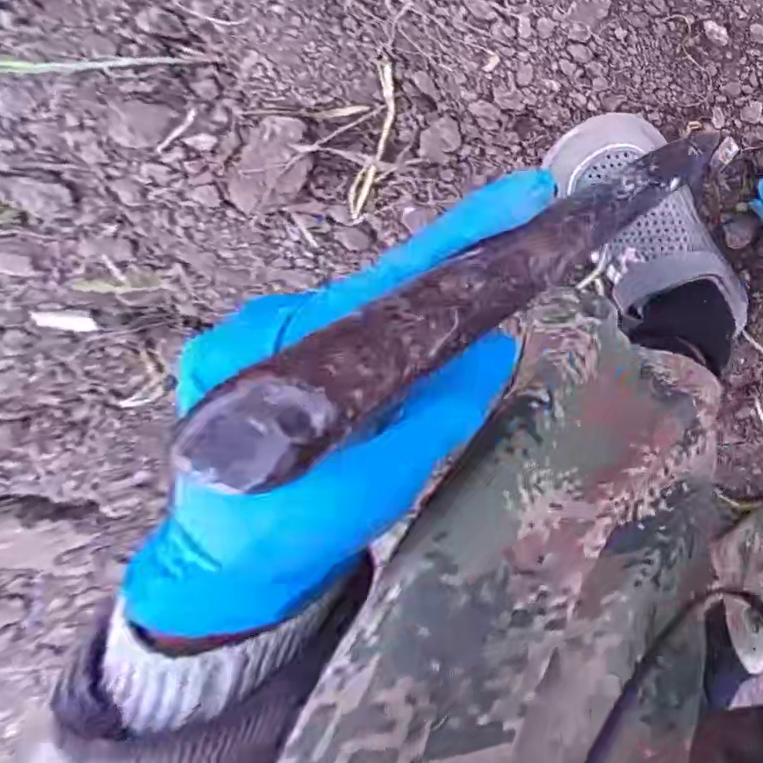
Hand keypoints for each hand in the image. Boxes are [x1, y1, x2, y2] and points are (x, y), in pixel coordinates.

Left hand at [121, 170, 555, 637]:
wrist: (231, 565)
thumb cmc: (292, 529)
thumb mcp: (375, 482)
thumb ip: (438, 415)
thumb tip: (496, 346)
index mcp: (268, 351)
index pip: (390, 281)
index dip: (464, 237)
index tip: (524, 196)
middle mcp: (271, 326)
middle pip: (396, 273)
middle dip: (468, 245)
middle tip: (530, 206)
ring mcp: (283, 332)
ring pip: (394, 295)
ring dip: (452, 288)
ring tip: (503, 280)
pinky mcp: (304, 347)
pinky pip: (386, 318)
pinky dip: (430, 315)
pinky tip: (458, 328)